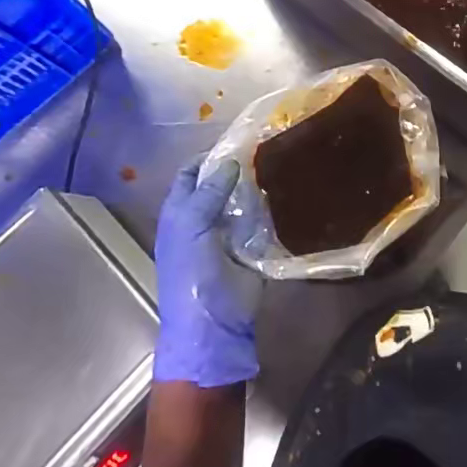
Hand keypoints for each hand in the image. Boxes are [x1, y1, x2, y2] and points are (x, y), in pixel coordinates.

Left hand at [153, 159, 260, 386]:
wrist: (213, 324)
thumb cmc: (191, 273)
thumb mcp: (191, 227)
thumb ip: (208, 193)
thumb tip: (229, 162)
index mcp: (180, 213)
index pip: (191, 174)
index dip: (208, 157)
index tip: (236, 142)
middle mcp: (203, 220)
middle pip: (220, 186)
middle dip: (237, 170)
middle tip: (265, 149)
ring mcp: (229, 235)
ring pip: (243, 203)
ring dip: (257, 189)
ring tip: (280, 165)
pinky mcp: (252, 250)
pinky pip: (262, 224)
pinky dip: (270, 211)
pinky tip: (286, 195)